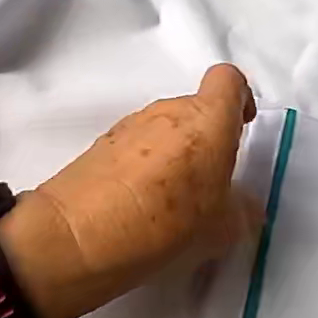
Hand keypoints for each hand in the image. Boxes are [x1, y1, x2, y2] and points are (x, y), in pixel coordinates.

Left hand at [0, 64, 260, 317]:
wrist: (78, 236)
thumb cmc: (165, 224)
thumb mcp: (219, 229)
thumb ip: (239, 210)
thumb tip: (239, 205)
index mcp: (206, 119)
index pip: (228, 81)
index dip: (238, 99)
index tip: (240, 128)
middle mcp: (165, 112)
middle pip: (192, 111)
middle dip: (202, 141)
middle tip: (205, 185)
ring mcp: (126, 127)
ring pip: (160, 132)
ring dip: (170, 157)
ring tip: (169, 206)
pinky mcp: (96, 147)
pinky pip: (131, 151)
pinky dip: (140, 170)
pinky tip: (137, 208)